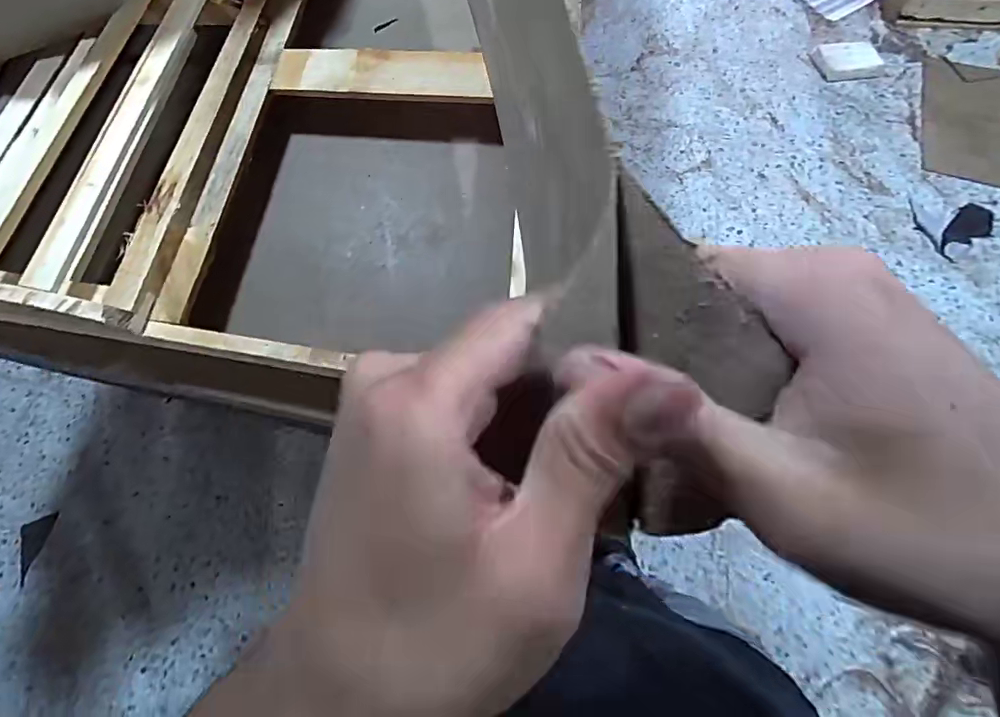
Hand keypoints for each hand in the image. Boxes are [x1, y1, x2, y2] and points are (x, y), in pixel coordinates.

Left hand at [193, 298, 669, 716]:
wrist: (335, 695)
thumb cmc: (437, 643)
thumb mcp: (534, 560)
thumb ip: (590, 454)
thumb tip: (664, 379)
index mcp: (417, 395)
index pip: (519, 320)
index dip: (586, 348)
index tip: (637, 396)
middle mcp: (384, 373)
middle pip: (498, 347)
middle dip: (562, 391)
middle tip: (617, 454)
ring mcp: (371, 395)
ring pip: (478, 372)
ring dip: (529, 415)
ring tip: (573, 474)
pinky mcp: (371, 421)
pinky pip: (449, 395)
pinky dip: (492, 428)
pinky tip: (518, 480)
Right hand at [561, 247, 999, 716]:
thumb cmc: (930, 534)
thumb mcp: (785, 494)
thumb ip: (678, 424)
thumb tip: (572, 362)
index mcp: (811, 281)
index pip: (672, 268)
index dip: (628, 324)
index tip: (605, 389)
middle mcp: (833, 266)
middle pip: (701, 294)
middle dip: (667, 361)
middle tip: (651, 432)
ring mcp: (858, 293)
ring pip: (734, 317)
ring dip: (705, 376)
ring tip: (695, 443)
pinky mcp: (872, 324)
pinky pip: (775, 331)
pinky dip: (746, 378)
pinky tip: (751, 436)